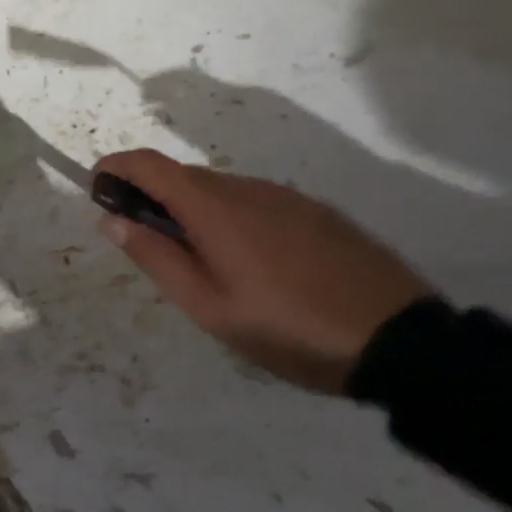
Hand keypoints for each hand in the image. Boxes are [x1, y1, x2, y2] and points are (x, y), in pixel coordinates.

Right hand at [94, 149, 433, 393]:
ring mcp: (288, 198)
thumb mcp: (209, 307)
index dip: (112, 168)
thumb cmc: (292, 328)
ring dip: (196, 210)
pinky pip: (259, 203)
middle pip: (181, 175)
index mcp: (211, 207)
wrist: (411, 348)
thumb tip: (110, 219)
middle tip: (152, 244)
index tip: (99, 194)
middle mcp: (245, 188)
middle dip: (152, 197)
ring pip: (221, 190)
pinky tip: (258, 265)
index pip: (145, 162)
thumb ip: (154, 257)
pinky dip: (236, 218)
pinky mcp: (321, 214)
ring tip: (210, 263)